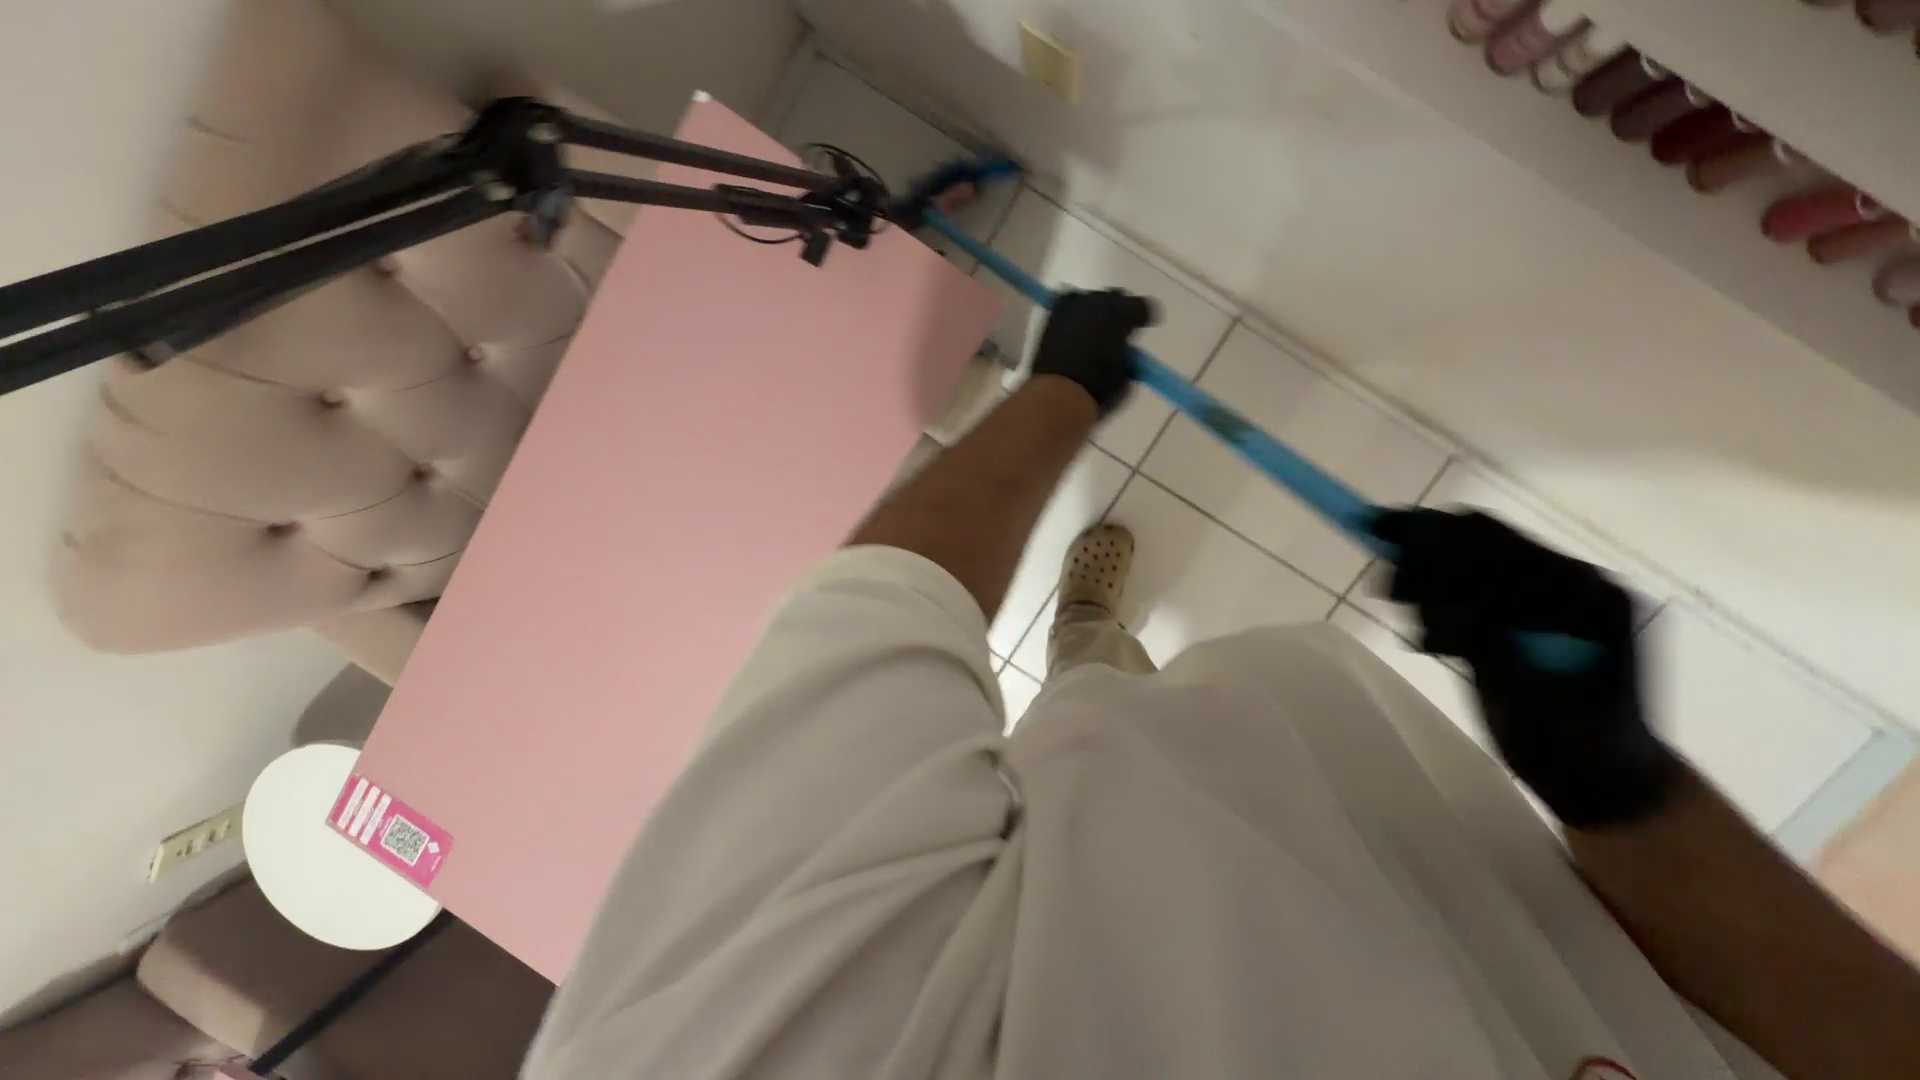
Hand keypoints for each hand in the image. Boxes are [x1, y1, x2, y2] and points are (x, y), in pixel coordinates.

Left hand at [1029, 289, 1157, 416]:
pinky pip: (1067, 304)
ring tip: (1092, 330)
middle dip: (1118, 311)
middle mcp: (1099, 301)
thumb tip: (1126, 350)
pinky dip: (1073, 312)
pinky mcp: (1054, 313)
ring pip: (1090, 299)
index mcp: (1123, 314)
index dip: (1142, 318)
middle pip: (1115, 297)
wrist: (1059, 392)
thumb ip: (1130, 354)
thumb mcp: (1127, 373)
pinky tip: (1073, 327)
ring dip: (1095, 311)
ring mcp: (1074, 305)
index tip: (1141, 327)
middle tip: (1115, 330)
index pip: (1141, 306)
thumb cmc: (1099, 388)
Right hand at [1371, 508, 1677, 827]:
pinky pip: (1482, 590)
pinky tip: (1438, 637)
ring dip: (1434, 582)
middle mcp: (1579, 585)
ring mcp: (1561, 600)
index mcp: (1589, 597)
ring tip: (1416, 624)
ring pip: (1477, 565)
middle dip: (1428, 557)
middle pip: (1485, 545)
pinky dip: (1448, 602)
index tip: (1379, 532)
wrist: (1609, 785)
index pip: (1498, 543)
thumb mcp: (1524, 698)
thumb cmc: (1574, 750)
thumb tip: (1436, 586)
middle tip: (1388, 590)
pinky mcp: (1540, 616)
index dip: (1435, 534)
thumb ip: (1484, 638)